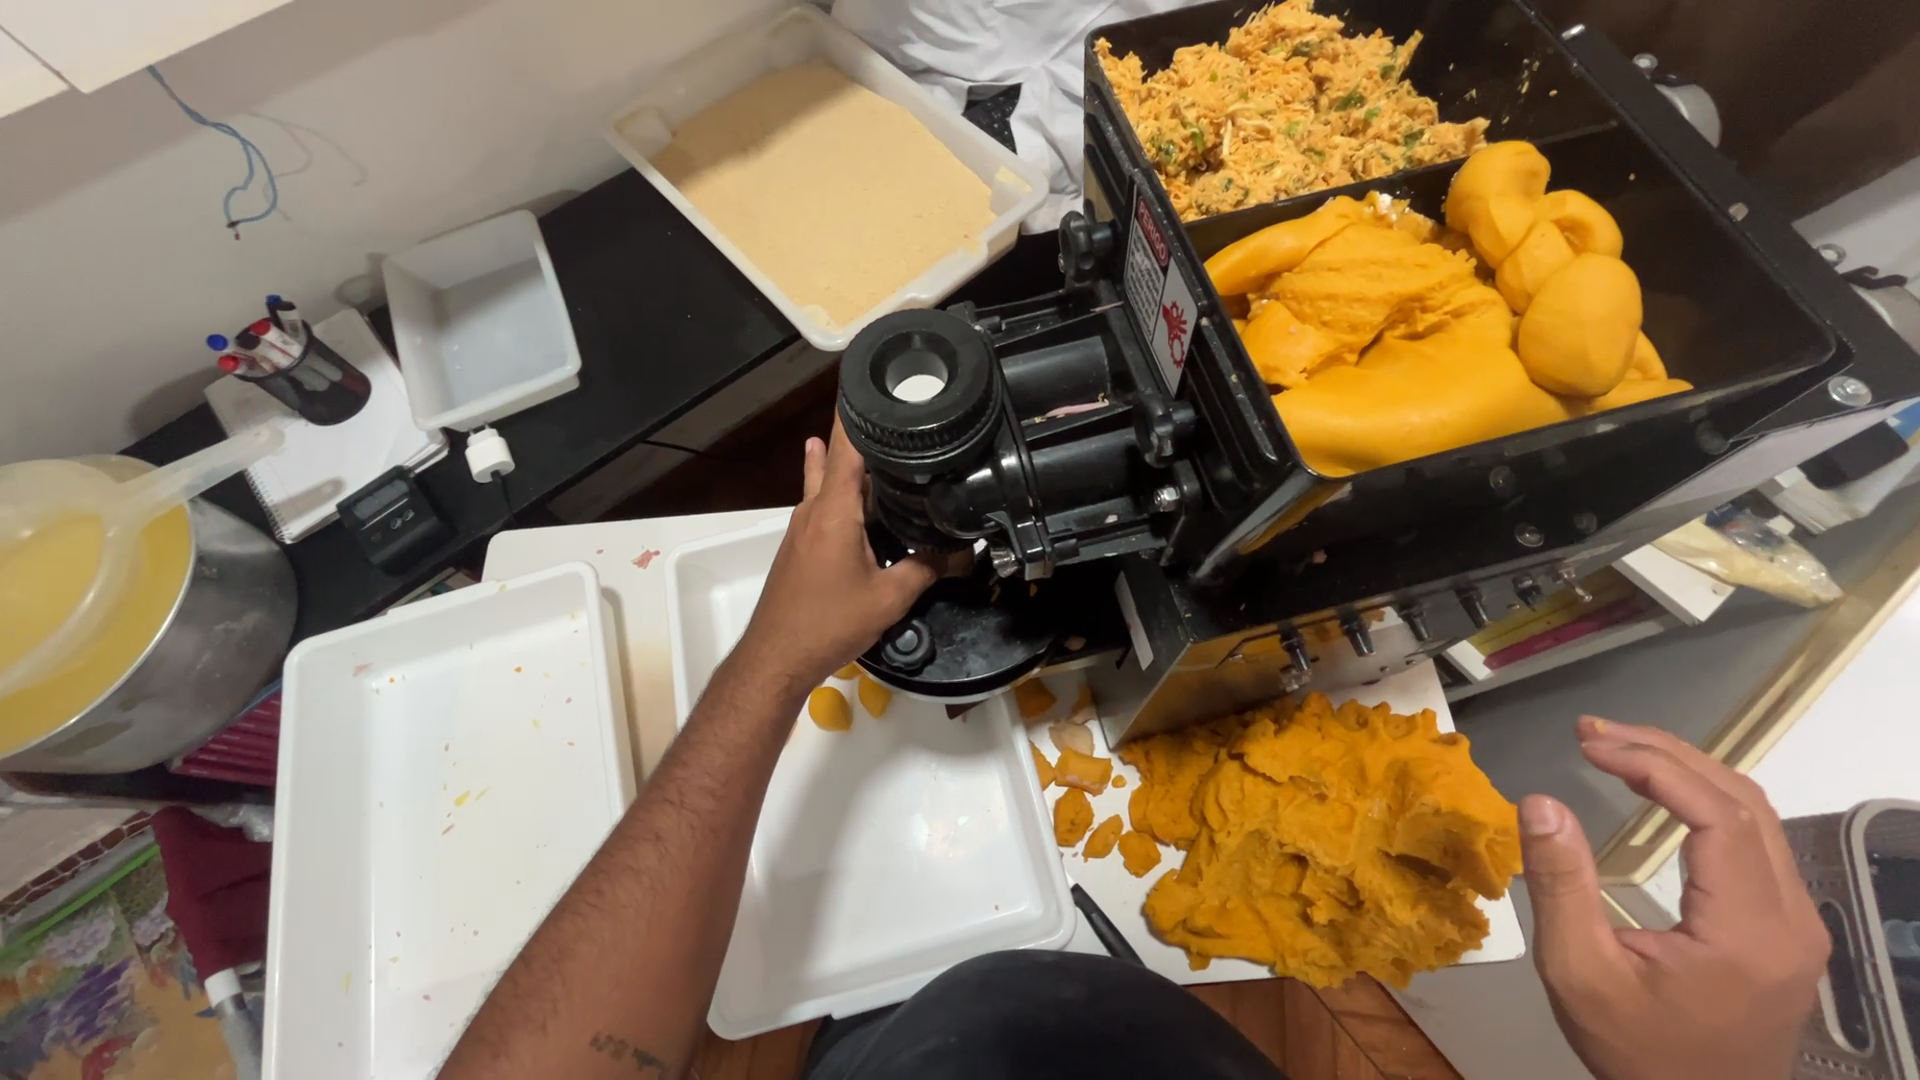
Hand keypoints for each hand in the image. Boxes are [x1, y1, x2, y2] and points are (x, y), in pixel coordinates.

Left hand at [735, 420, 945, 691]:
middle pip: (837, 458)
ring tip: (876, 441)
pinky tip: (859, 498)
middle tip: (897, 418)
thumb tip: (961, 553)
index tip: (876, 384)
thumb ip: (927, 569)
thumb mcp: (889, 597)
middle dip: (864, 436)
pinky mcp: (801, 546)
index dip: (859, 411)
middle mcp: (814, 510)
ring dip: (852, 464)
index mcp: (835, 510)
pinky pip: (825, 506)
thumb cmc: (829, 623)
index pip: (847, 445)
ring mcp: (803, 527)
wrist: (777, 656)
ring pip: (828, 482)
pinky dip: (845, 493)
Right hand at [1518, 717, 1828, 1079]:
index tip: (1587, 745)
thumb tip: (1538, 802)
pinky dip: (1697, 798)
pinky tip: (1652, 790)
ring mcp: (1793, 922)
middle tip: (1591, 732)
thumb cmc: (1634, 1046)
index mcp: (1748, 929)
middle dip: (1665, 753)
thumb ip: (1560, 884)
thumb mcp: (1578, 970)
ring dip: (1682, 769)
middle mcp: (1789, 918)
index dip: (1652, 766)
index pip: (1719, 815)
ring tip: (1612, 748)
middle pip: (1745, 803)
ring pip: (1754, 815)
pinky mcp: (1780, 926)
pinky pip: (1750, 839)